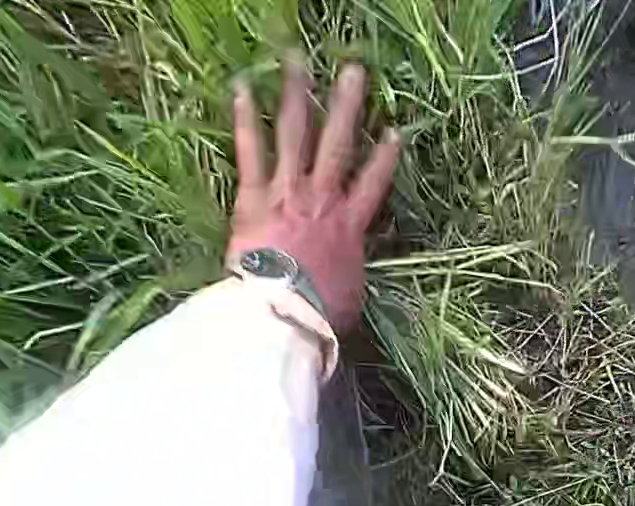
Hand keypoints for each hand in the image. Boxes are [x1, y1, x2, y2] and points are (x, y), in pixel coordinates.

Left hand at [229, 57, 400, 328]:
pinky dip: (245, 119)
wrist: (284, 312)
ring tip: (298, 62)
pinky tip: (240, 87)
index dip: (385, 158)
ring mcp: (288, 192)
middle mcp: (322, 199)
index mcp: (350, 226)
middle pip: (338, 144)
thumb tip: (356, 274)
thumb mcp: (352, 298)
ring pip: (295, 134)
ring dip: (298, 95)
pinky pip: (250, 150)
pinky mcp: (255, 197)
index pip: (373, 184)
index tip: (394, 132)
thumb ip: (354, 274)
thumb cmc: (321, 313)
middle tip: (353, 72)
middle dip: (347, 107)